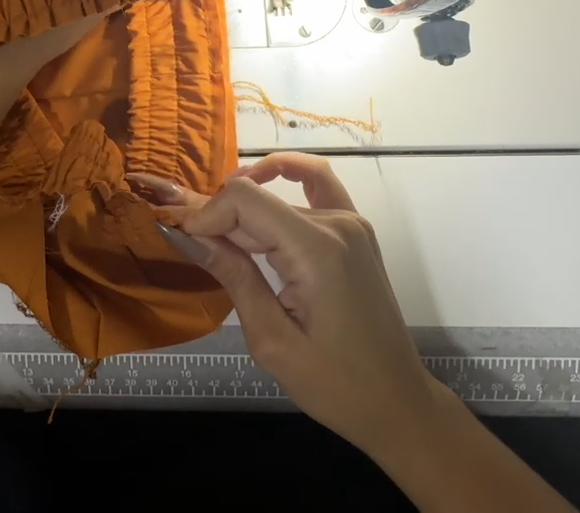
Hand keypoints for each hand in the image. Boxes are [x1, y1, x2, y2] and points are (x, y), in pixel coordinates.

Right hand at [164, 155, 439, 458]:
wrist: (396, 402)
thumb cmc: (335, 384)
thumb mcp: (271, 339)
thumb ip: (233, 275)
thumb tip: (187, 234)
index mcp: (316, 249)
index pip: (245, 199)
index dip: (207, 212)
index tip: (182, 238)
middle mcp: (337, 223)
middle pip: (260, 196)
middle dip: (219, 215)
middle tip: (188, 239)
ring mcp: (351, 222)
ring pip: (280, 193)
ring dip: (244, 208)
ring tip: (217, 235)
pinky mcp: (355, 230)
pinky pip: (316, 184)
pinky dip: (284, 178)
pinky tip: (258, 184)